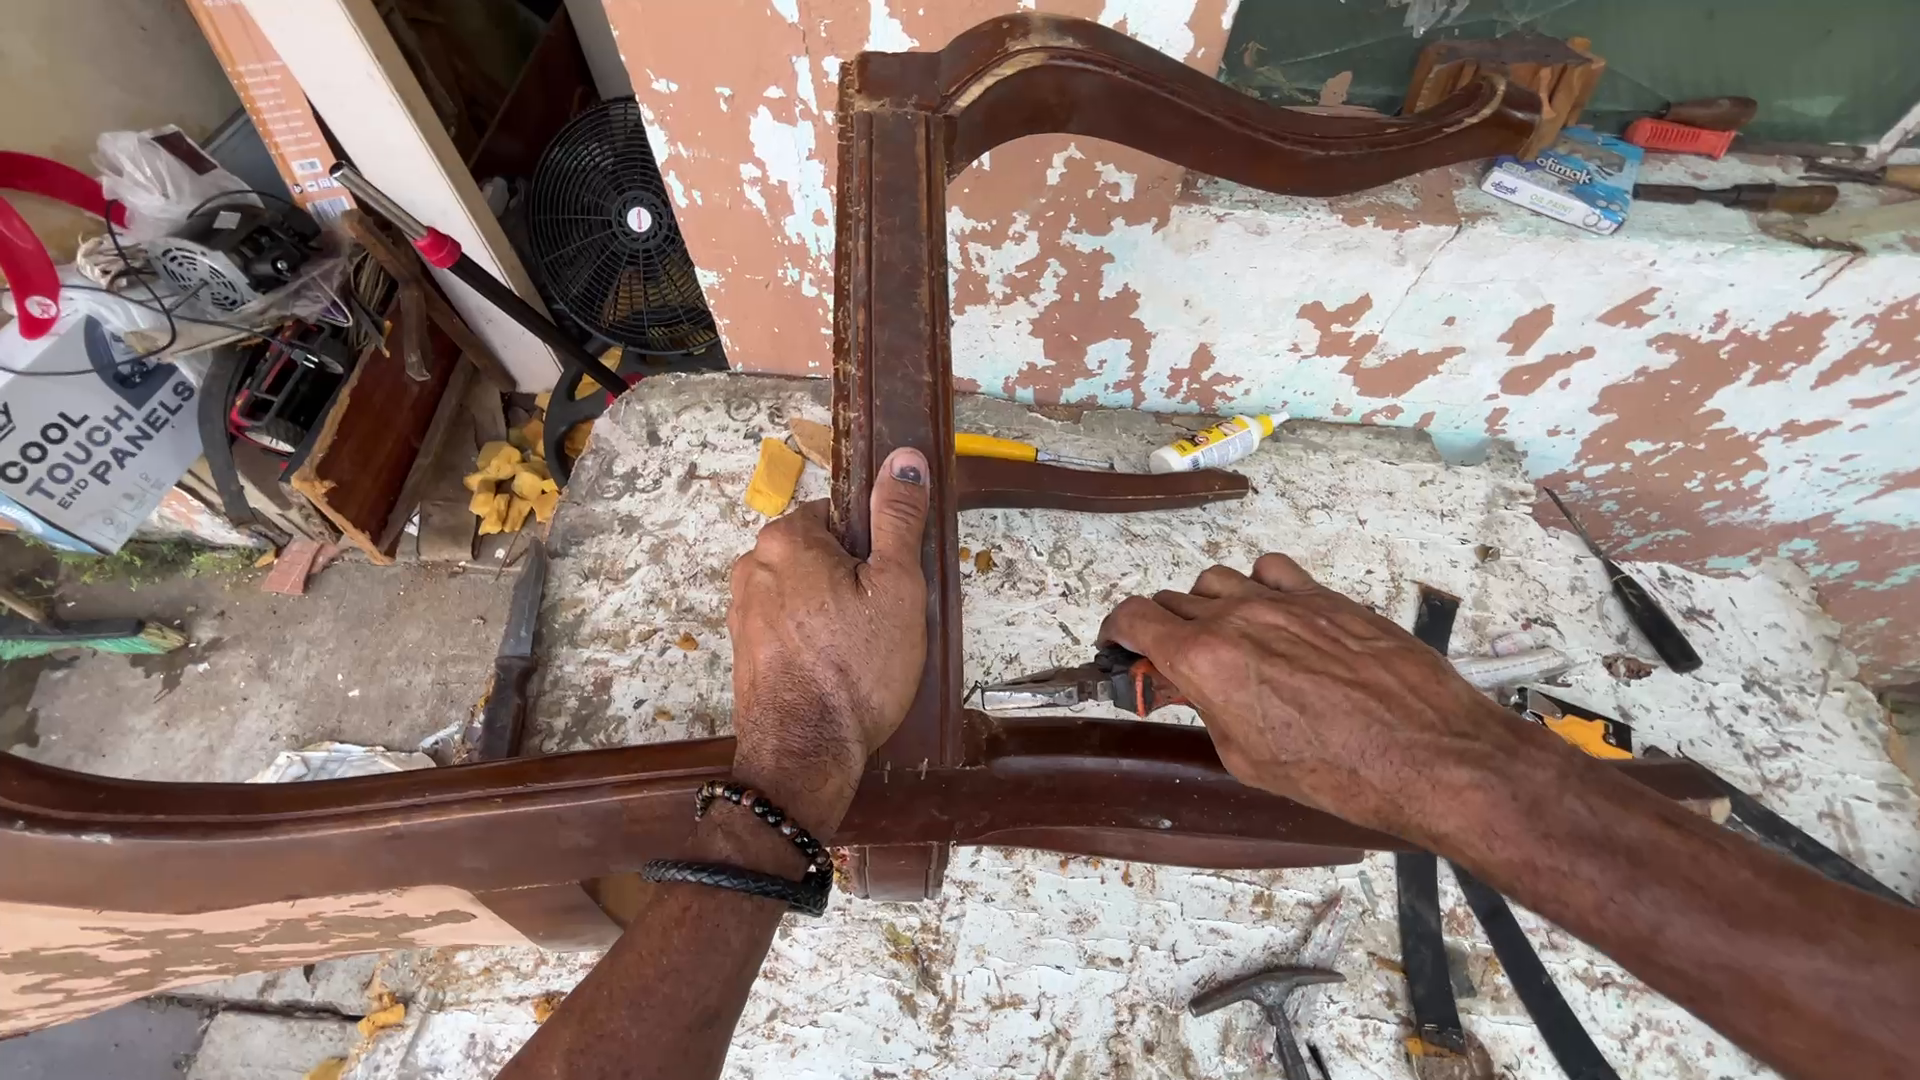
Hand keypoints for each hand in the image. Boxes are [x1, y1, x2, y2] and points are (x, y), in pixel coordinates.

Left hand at [725, 446, 930, 829]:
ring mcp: (742, 608)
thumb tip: (905, 457)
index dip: (872, 547)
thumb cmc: (858, 667)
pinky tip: (832, 668)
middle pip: (820, 552)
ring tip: (858, 651)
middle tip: (880, 623)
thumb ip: (898, 517)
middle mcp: (752, 564)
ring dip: (831, 608)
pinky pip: (787, 622)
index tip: (887, 585)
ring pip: (804, 589)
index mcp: (787, 538)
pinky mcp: (742, 647)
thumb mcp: (897, 586)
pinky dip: (810, 635)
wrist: (804, 755)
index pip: (840, 515)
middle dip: (851, 578)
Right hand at [1097, 554, 1520, 840]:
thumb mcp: (1242, 755)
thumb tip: (1186, 684)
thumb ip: (1202, 706)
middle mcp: (1234, 618)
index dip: (1115, 630)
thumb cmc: (1336, 772)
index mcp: (1203, 660)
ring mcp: (1281, 600)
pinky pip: (1270, 570)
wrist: (1430, 758)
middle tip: (1174, 662)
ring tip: (1225, 639)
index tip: (1117, 644)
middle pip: (1169, 600)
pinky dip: (1257, 586)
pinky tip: (1271, 614)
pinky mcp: (1323, 596)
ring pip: (1215, 581)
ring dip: (1205, 607)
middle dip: (1161, 629)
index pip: (1132, 617)